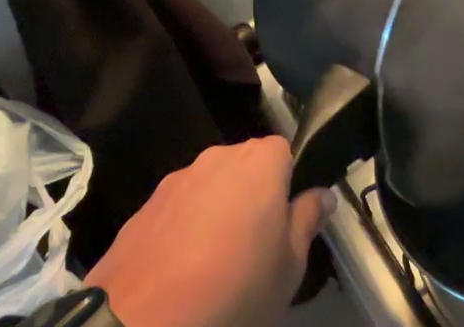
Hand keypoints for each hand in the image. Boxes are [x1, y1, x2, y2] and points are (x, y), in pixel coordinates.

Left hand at [85, 137, 334, 326]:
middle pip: (246, 168)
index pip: (287, 152)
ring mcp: (176, 180)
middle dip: (252, 196)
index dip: (290, 184)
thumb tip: (322, 194)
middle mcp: (218, 157)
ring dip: (217, 213)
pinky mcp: (143, 207)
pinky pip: (178, 211)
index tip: (289, 220)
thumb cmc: (234, 287)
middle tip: (257, 244)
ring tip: (215, 263)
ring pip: (210, 189)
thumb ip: (308, 220)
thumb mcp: (290, 264)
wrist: (141, 320)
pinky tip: (182, 271)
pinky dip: (184, 231)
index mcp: (261, 161)